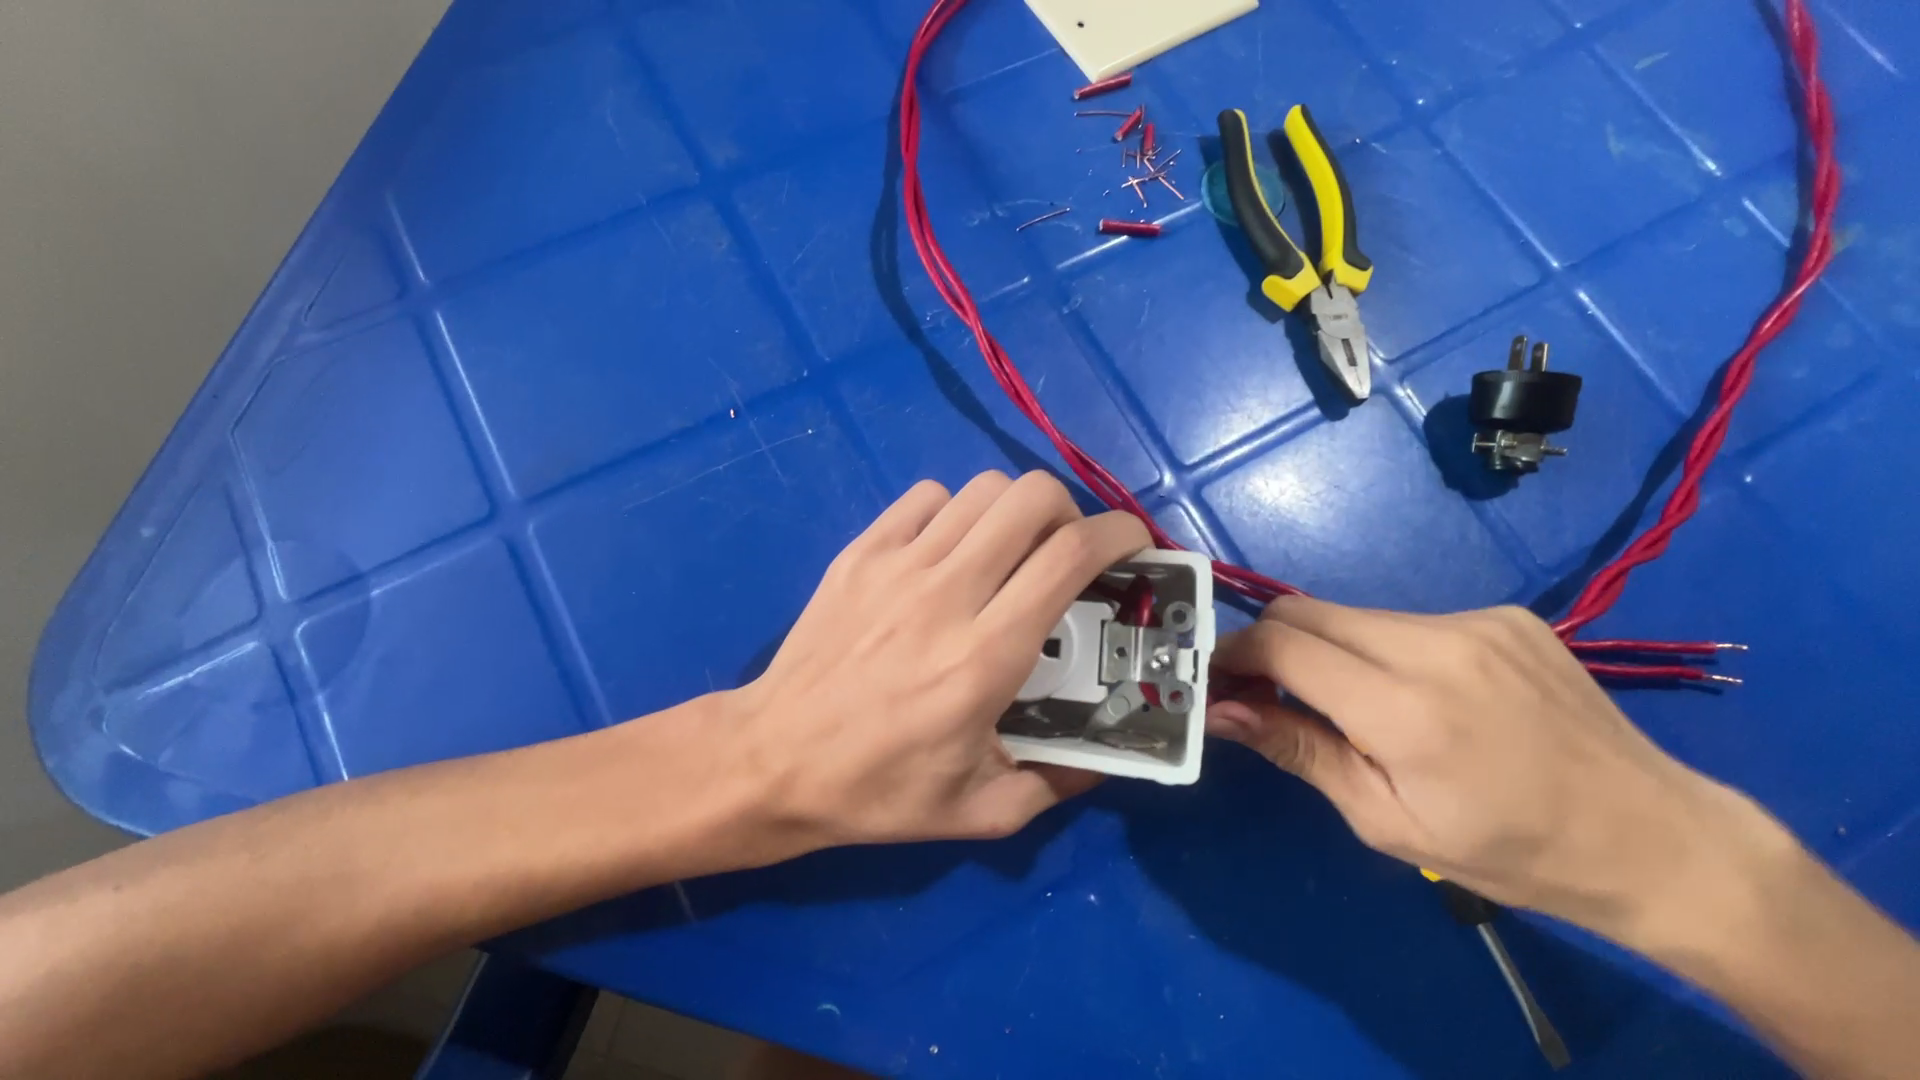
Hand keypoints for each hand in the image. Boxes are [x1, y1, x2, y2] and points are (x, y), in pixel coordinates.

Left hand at [730, 471, 1149, 851]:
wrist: (773, 760)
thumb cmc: (877, 790)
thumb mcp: (982, 811)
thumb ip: (1059, 783)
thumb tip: (1107, 755)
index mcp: (987, 655)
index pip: (1070, 556)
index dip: (1119, 535)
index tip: (1135, 546)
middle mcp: (947, 594)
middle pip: (1032, 498)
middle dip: (1072, 511)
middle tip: (1070, 551)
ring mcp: (897, 564)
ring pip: (982, 489)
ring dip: (1017, 510)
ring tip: (1014, 550)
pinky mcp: (859, 553)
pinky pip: (925, 497)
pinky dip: (956, 510)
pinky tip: (951, 549)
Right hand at [1207, 597, 1767, 938]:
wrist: (1654, 838)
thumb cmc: (1510, 853)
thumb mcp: (1387, 822)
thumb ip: (1298, 750)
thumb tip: (1220, 710)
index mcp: (1405, 709)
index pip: (1281, 644)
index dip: (1233, 656)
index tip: (1217, 684)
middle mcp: (1437, 644)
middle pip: (1306, 611)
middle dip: (1268, 645)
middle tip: (1264, 694)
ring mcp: (1476, 621)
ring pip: (1354, 614)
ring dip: (1326, 649)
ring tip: (1349, 706)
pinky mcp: (1505, 615)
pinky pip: (1408, 619)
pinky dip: (1383, 650)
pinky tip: (1419, 696)